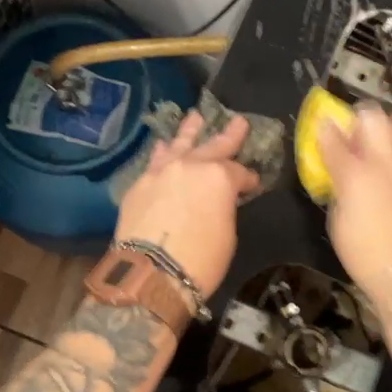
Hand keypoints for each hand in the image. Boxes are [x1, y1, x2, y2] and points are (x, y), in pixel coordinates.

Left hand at [115, 111, 258, 296]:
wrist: (150, 274)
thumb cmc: (200, 260)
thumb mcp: (227, 234)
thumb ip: (224, 207)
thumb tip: (220, 201)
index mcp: (219, 177)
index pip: (240, 172)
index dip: (249, 179)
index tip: (253, 184)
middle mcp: (190, 165)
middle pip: (213, 146)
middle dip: (228, 135)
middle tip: (238, 122)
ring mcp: (161, 171)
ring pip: (179, 144)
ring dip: (189, 132)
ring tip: (194, 117)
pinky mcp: (139, 184)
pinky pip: (154, 161)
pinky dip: (162, 153)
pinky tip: (162, 146)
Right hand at [317, 103, 391, 288]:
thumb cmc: (365, 256)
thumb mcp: (338, 222)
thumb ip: (338, 188)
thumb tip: (340, 174)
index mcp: (355, 175)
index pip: (334, 137)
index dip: (324, 128)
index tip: (322, 124)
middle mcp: (385, 163)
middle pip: (374, 117)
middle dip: (361, 119)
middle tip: (354, 134)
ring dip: (389, 127)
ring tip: (381, 141)